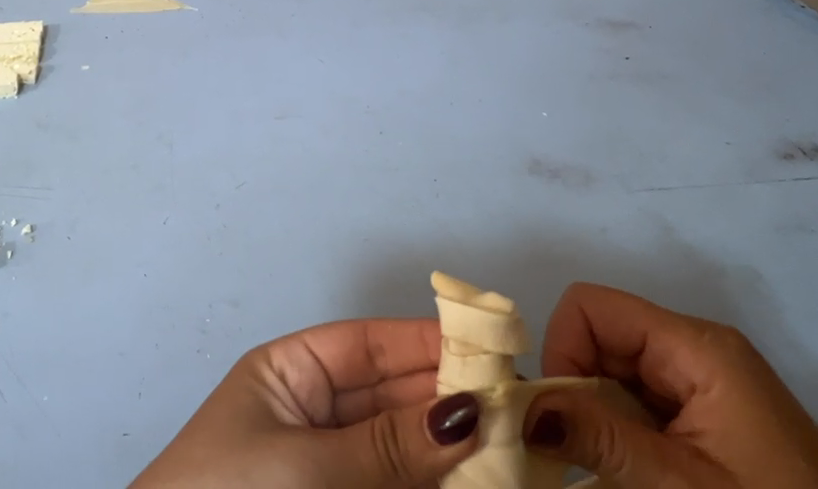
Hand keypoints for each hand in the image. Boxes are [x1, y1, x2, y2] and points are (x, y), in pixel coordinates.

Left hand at [131, 318, 483, 488]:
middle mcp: (316, 410)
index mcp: (292, 373)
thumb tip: (470, 412)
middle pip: (395, 393)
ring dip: (452, 448)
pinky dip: (434, 484)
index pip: (371, 344)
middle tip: (524, 407)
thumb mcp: (306, 464)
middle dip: (453, 400)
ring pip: (404, 443)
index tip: (496, 349)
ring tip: (517, 446)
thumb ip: (388, 447)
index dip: (430, 342)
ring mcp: (332, 462)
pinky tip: (477, 479)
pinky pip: (397, 483)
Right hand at [523, 283, 817, 488]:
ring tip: (610, 470)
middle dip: (576, 388)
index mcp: (696, 345)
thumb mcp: (680, 485)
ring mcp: (706, 380)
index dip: (563, 351)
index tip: (567, 418)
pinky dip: (621, 430)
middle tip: (581, 454)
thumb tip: (520, 407)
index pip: (590, 306)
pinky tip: (633, 472)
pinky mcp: (710, 411)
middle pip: (599, 336)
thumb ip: (599, 437)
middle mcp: (697, 348)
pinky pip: (640, 399)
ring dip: (596, 415)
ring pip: (614, 370)